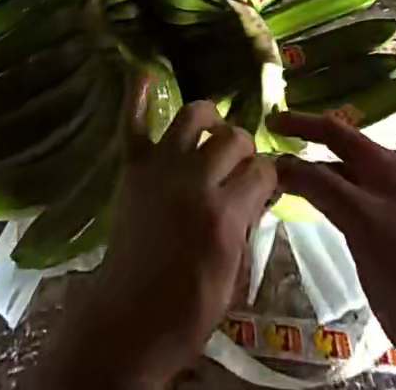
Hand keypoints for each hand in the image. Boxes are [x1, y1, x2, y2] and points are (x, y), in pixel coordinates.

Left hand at [38, 99, 276, 388]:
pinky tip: (144, 74)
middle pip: (234, 137)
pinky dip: (137, 98)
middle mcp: (195, 180)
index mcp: (225, 213)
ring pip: (194, 116)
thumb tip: (258, 190)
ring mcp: (161, 169)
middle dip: (244, 149)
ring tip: (212, 132)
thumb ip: (248, 223)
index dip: (267, 175)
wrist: (128, 321)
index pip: (263, 169)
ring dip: (210, 120)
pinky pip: (134, 124)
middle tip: (237, 167)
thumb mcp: (235, 273)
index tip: (263, 184)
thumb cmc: (188, 309)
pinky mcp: (134, 169)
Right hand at [268, 112, 395, 389]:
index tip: (268, 122)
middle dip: (303, 147)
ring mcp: (382, 206)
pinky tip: (303, 207)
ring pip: (338, 179)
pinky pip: (342, 204)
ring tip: (274, 178)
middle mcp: (384, 177)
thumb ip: (321, 185)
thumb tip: (279, 162)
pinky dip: (319, 199)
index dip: (301, 123)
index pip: (335, 131)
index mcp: (385, 164)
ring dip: (309, 175)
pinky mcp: (378, 233)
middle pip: (336, 152)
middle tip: (265, 151)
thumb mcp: (360, 217)